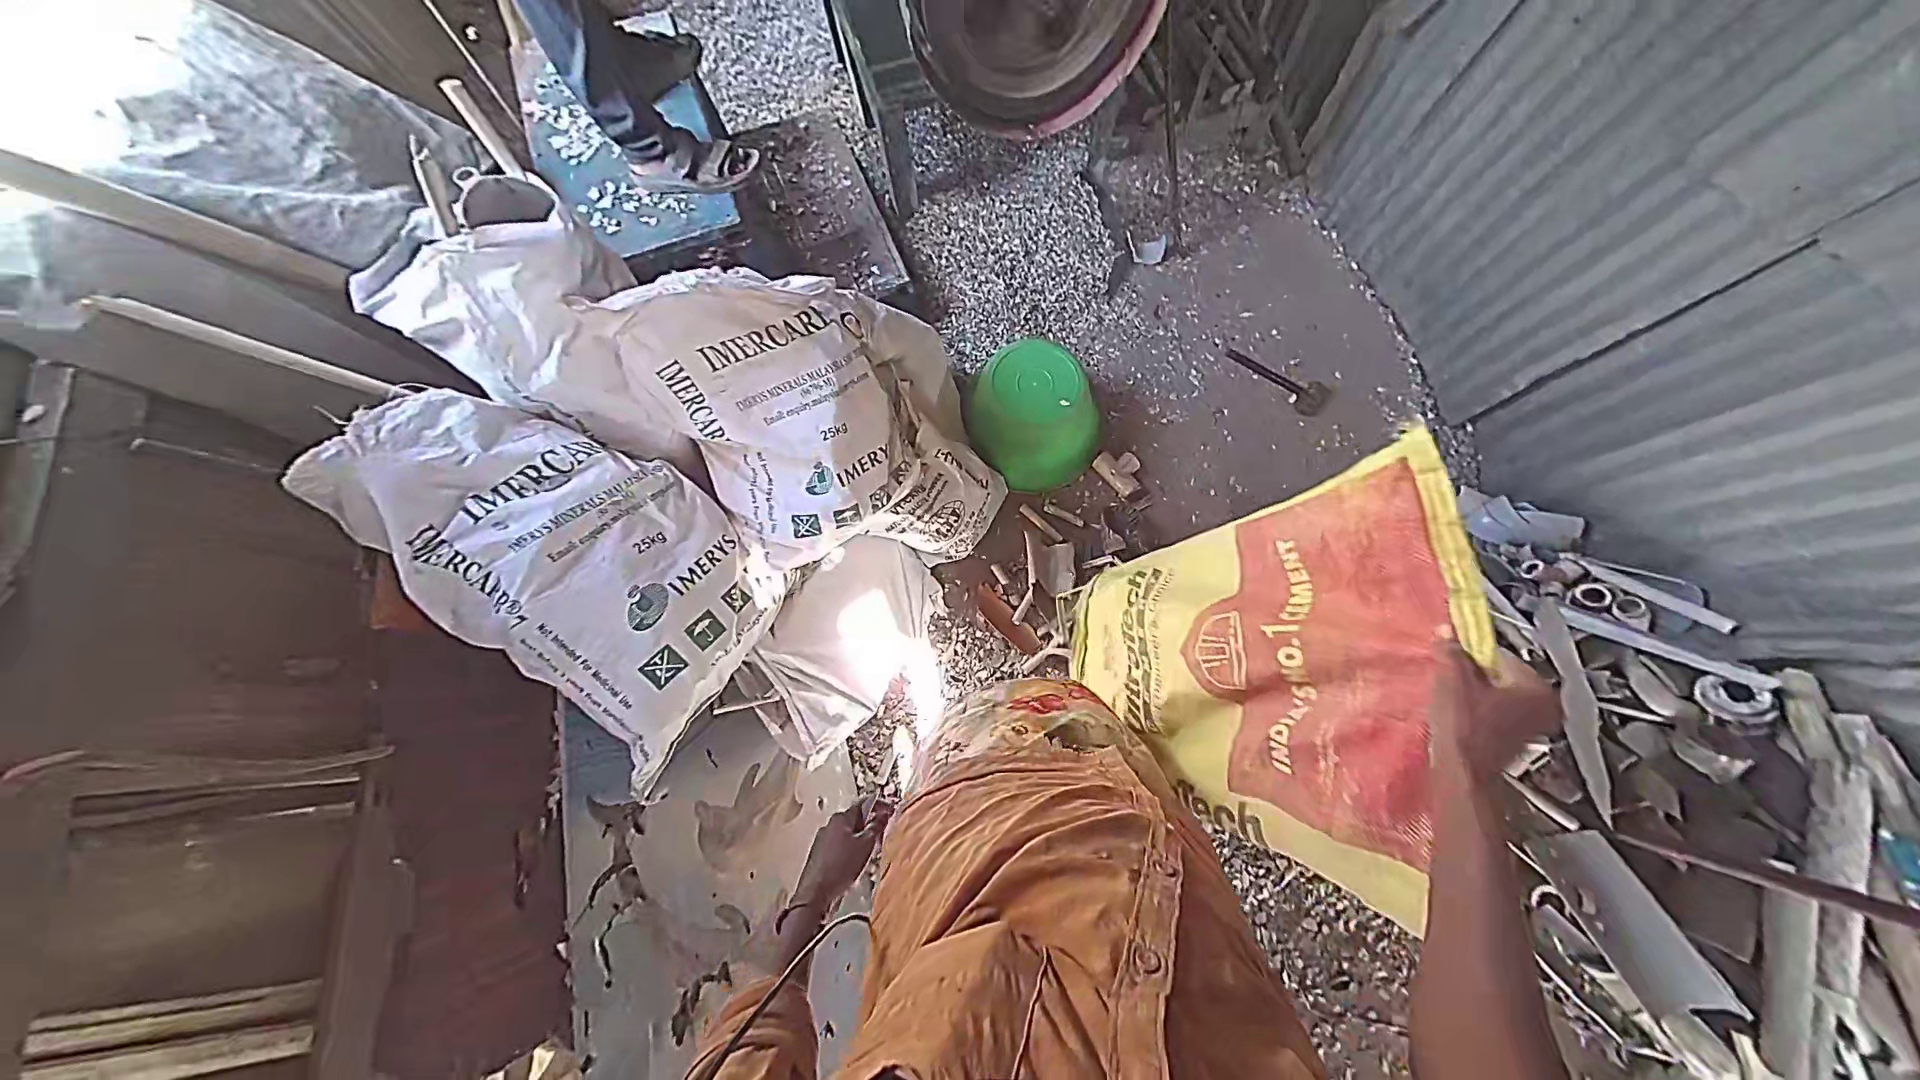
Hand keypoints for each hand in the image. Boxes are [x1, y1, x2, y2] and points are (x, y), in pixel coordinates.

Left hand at [791, 796, 891, 914]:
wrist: (815, 894)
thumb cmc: (840, 867)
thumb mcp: (866, 845)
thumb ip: (876, 826)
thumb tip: (883, 813)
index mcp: (841, 818)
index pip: (864, 803)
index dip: (880, 805)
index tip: (890, 811)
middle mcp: (830, 825)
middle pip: (855, 818)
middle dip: (870, 824)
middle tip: (882, 833)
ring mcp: (823, 839)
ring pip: (847, 833)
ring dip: (860, 838)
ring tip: (870, 851)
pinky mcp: (819, 855)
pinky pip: (839, 845)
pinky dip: (850, 849)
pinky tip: (854, 862)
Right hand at [1429, 640, 1559, 783]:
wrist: (1463, 770)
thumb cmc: (1464, 726)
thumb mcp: (1451, 680)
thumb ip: (1452, 651)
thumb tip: (1449, 631)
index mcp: (1538, 687)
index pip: (1500, 654)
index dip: (1471, 654)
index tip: (1452, 658)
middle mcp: (1548, 705)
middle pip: (1503, 674)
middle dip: (1476, 673)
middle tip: (1452, 678)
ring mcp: (1537, 725)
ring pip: (1501, 694)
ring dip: (1477, 691)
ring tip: (1454, 698)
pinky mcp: (1521, 739)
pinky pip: (1500, 711)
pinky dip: (1482, 708)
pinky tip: (1463, 715)